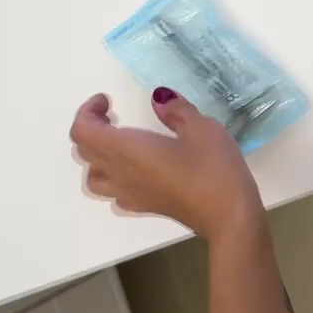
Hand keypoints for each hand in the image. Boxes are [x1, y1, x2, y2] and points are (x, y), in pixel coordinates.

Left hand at [69, 88, 265, 240]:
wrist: (228, 214)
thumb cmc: (214, 167)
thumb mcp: (203, 128)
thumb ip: (177, 111)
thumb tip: (160, 98)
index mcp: (127, 149)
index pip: (83, 132)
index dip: (87, 112)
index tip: (108, 100)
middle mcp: (120, 173)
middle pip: (84, 152)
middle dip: (92, 128)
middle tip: (113, 115)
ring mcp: (130, 194)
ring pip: (93, 177)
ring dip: (97, 157)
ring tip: (120, 145)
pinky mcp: (145, 207)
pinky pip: (114, 193)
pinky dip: (115, 178)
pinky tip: (137, 172)